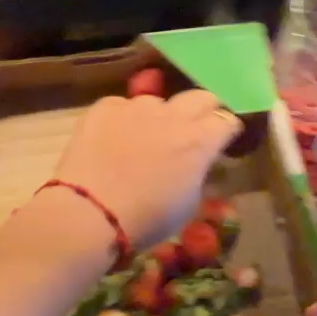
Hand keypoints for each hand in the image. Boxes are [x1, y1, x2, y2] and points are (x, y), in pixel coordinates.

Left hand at [47, 90, 240, 250]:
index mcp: (200, 141)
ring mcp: (137, 106)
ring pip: (157, 102)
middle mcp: (173, 115)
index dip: (227, 130)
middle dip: (204, 109)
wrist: (89, 212)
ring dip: (159, 117)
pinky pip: (122, 107)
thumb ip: (198, 172)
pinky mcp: (105, 107)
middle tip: (197, 128)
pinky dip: (123, 120)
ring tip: (144, 140)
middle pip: (200, 97)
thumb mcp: (188, 203)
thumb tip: (198, 161)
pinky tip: (113, 141)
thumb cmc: (145, 219)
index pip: (227, 120)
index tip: (224, 140)